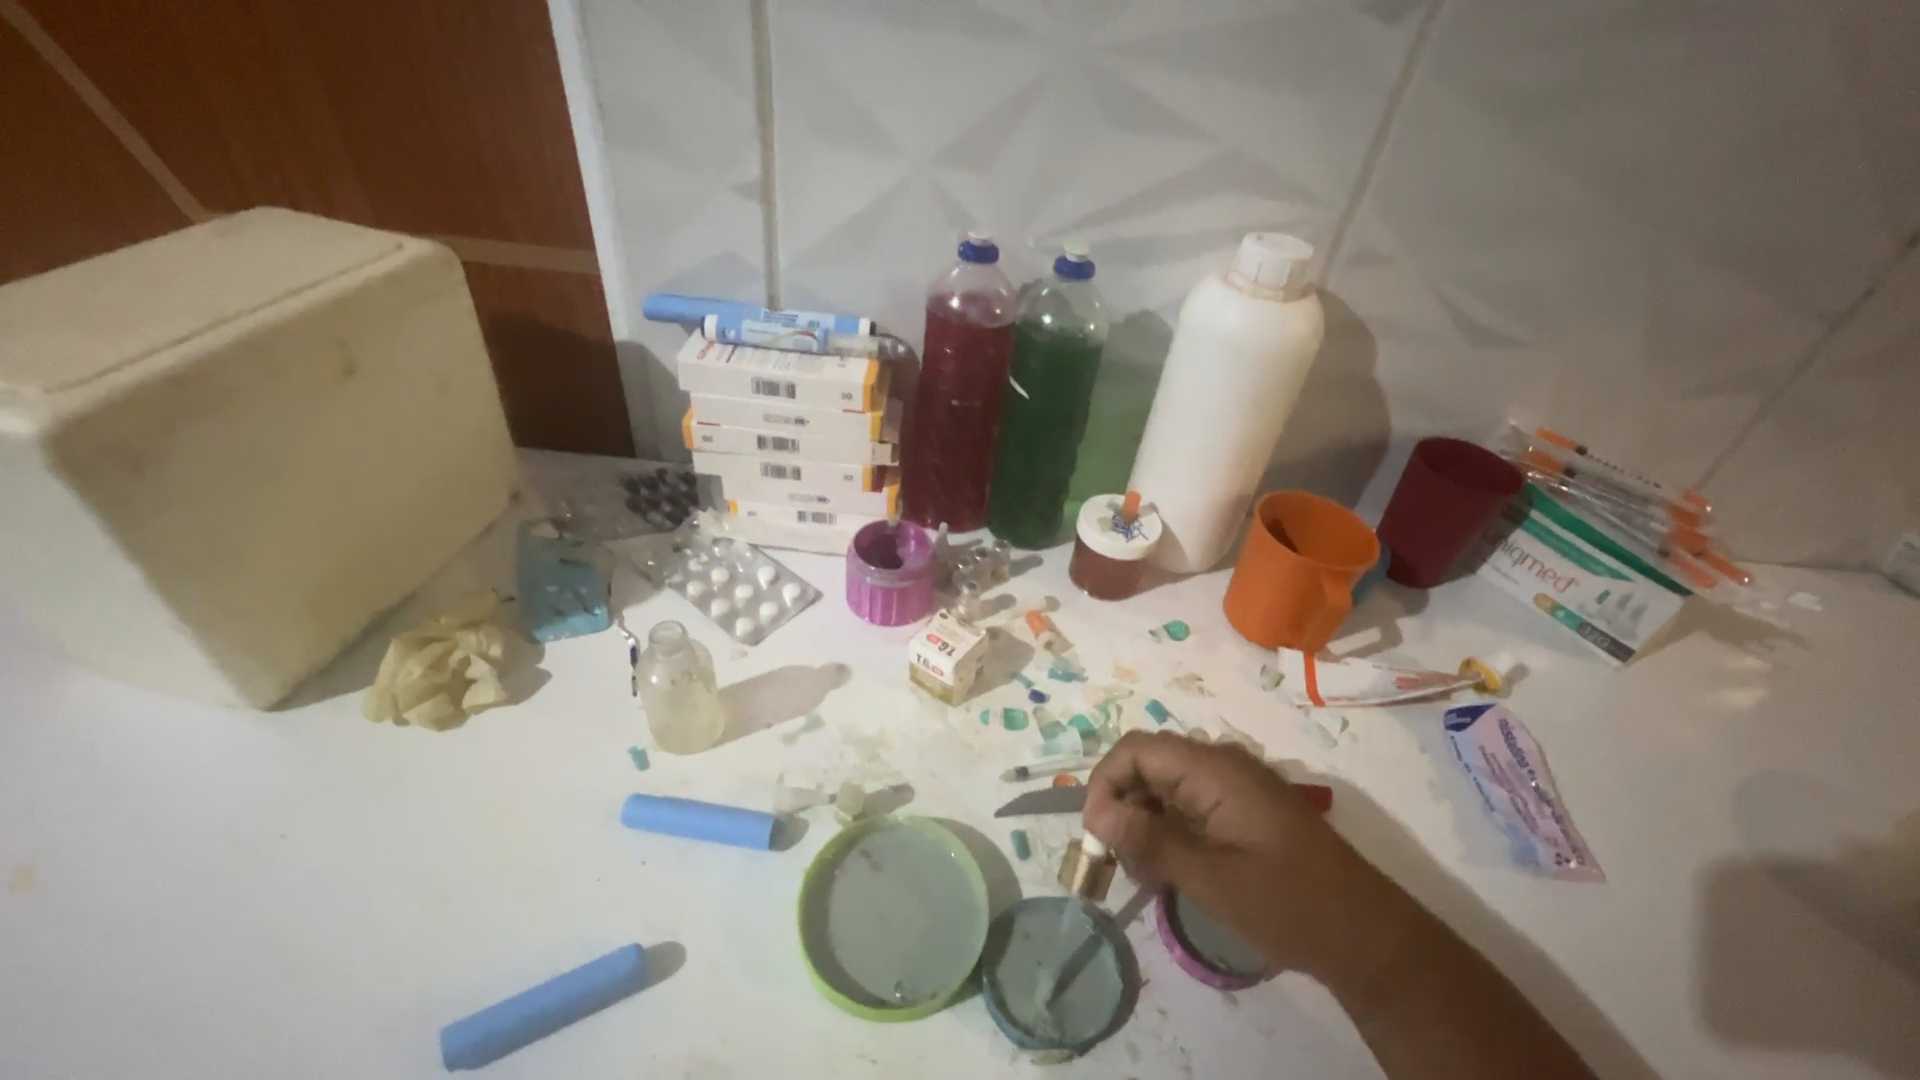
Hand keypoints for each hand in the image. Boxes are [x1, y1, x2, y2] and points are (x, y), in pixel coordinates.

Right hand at [1083, 730, 1401, 981]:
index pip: (1138, 748)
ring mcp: (1238, 786)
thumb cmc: (1288, 903)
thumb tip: (1097, 815)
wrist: (1366, 934)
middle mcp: (1224, 765)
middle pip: (1151, 762)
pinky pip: (1192, 802)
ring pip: (1169, 784)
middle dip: (1122, 803)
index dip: (1105, 782)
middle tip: (1116, 858)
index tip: (1096, 834)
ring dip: (1144, 819)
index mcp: (1215, 770)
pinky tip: (1170, 869)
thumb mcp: (1210, 879)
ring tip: (1143, 871)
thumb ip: (1150, 842)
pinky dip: (1170, 828)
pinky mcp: (1246, 808)